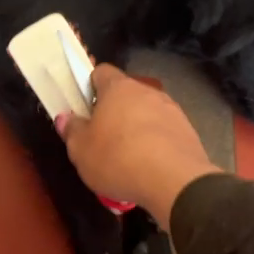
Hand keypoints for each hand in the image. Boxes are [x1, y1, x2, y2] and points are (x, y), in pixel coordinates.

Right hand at [55, 65, 221, 220]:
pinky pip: (164, 132)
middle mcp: (146, 91)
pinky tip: (149, 167)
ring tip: (128, 158)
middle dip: (114, 112)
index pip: (101, 72)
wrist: (175, 181)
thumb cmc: (118, 159)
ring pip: (146, 113)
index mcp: (118, 88)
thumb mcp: (81, 150)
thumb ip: (72, 131)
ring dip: (136, 128)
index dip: (90, 86)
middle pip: (125, 94)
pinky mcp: (187, 130)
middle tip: (102, 138)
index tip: (84, 107)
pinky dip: (156, 144)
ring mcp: (171, 109)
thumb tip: (65, 118)